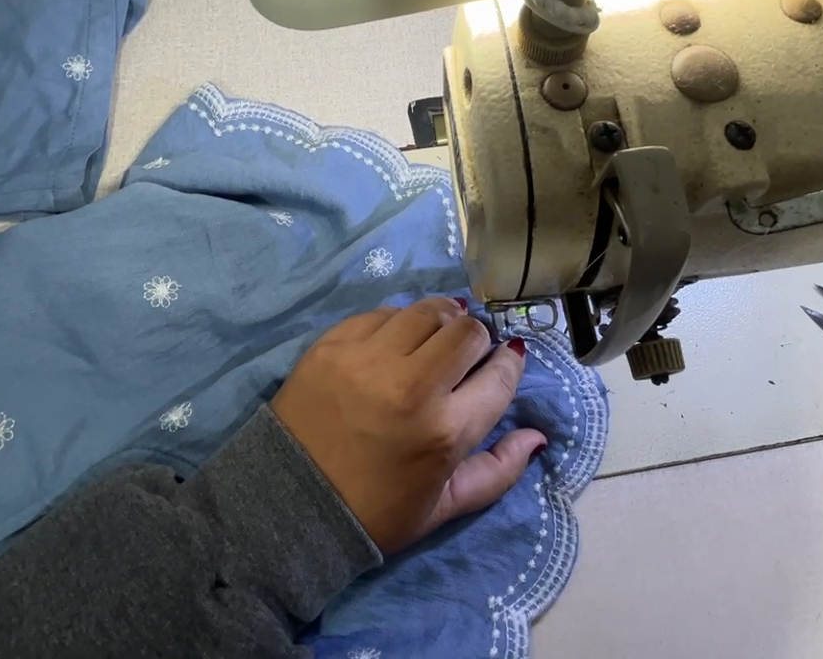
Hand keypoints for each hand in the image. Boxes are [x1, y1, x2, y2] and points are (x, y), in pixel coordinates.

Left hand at [271, 297, 546, 553]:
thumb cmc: (373, 512)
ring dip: (440, 320)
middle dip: (476, 338)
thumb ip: (498, 471)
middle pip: (467, 331)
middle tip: (465, 352)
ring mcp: (368, 360)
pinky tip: (394, 342)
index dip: (508, 363)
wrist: (284, 506)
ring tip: (435, 336)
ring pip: (426, 311)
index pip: (499, 374)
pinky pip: (382, 314)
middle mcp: (412, 386)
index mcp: (444, 432)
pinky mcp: (333, 345)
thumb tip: (538, 436)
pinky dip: (396, 323)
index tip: (503, 361)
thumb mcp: (443, 507)